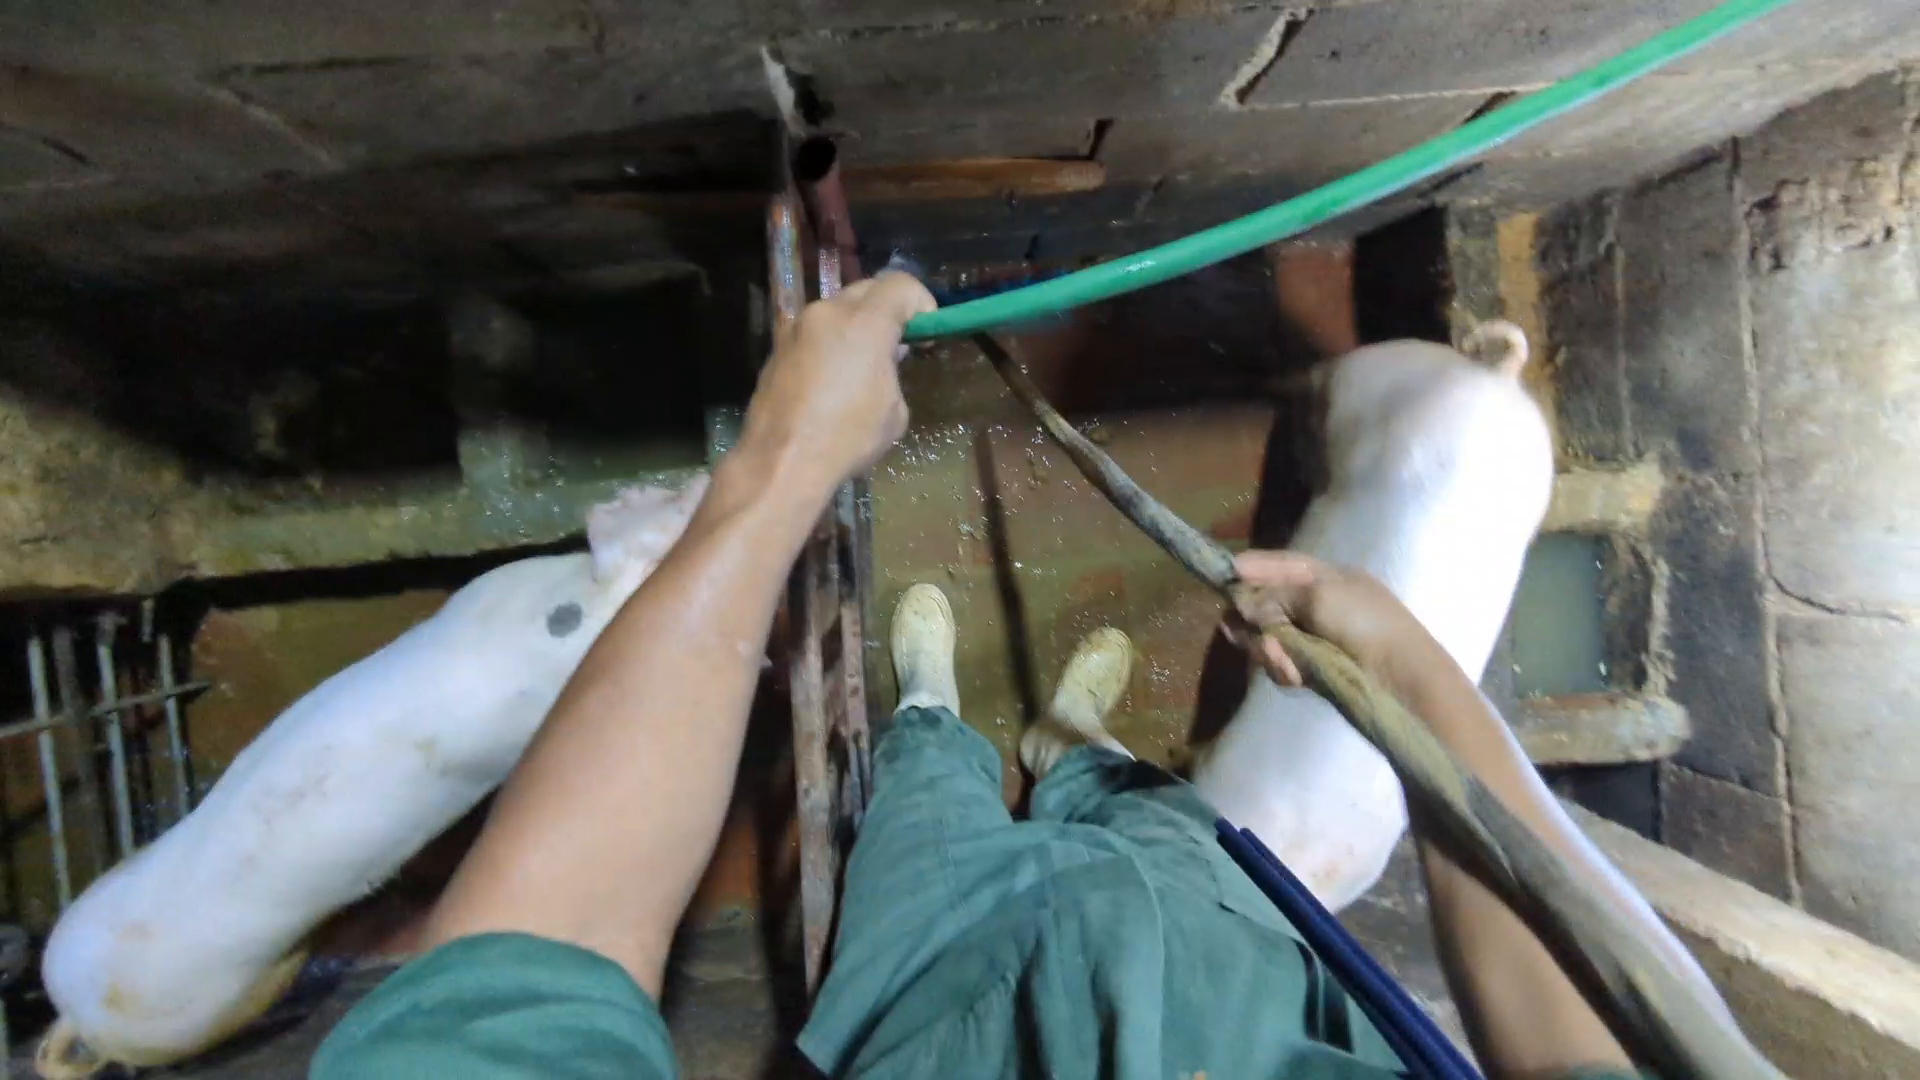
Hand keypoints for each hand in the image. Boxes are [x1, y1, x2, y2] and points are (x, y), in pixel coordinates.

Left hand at [738, 270, 936, 493]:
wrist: (783, 462)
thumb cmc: (848, 438)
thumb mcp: (894, 411)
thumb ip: (893, 372)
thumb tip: (882, 365)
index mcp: (865, 323)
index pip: (901, 285)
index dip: (921, 303)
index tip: (925, 333)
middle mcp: (827, 313)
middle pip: (866, 290)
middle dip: (887, 312)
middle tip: (896, 347)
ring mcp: (796, 328)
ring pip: (836, 311)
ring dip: (856, 327)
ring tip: (862, 367)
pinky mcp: (776, 349)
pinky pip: (813, 334)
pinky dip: (830, 345)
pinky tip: (831, 382)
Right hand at [1230, 550, 1445, 695]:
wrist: (1401, 676)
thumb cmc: (1364, 622)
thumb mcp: (1318, 595)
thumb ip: (1275, 595)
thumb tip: (1242, 605)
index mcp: (1329, 578)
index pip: (1285, 564)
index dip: (1256, 565)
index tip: (1227, 569)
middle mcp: (1319, 605)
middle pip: (1268, 603)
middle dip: (1250, 614)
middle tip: (1232, 624)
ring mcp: (1315, 638)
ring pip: (1269, 637)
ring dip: (1265, 645)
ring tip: (1271, 652)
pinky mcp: (1312, 669)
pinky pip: (1281, 663)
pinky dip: (1282, 666)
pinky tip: (1290, 670)